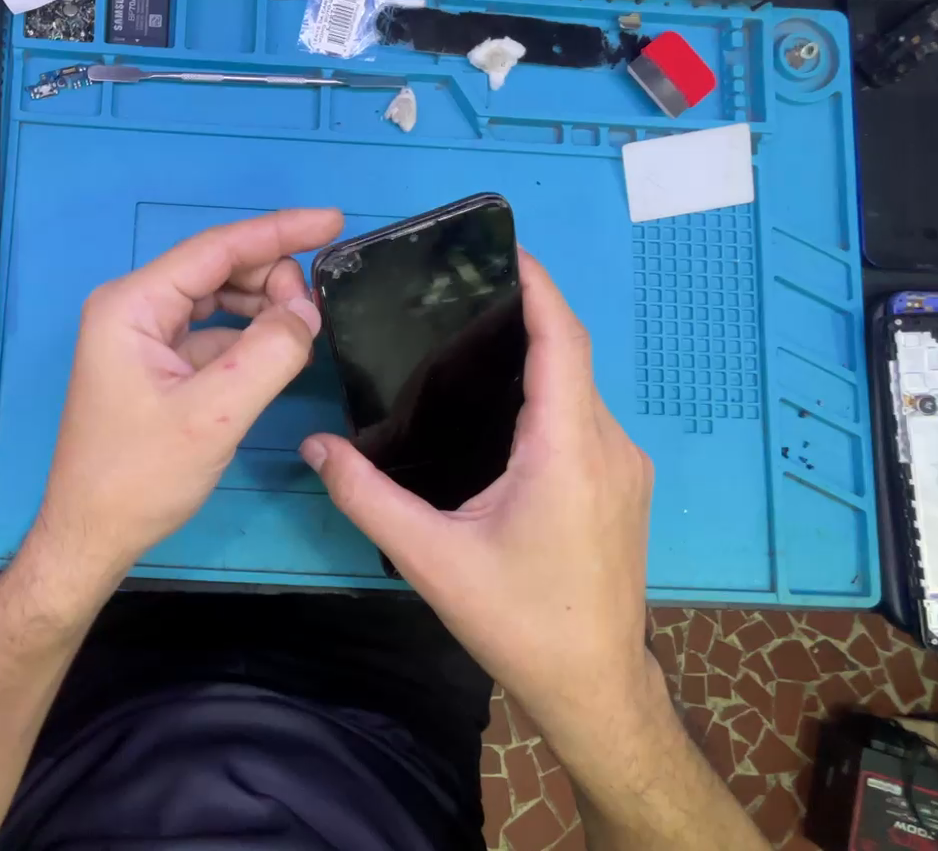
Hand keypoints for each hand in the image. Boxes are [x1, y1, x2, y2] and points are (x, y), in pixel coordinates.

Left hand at [32, 208, 345, 582]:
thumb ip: (269, 355)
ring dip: (262, 307)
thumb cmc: (141, 476)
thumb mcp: (213, 415)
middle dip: (271, 278)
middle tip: (316, 311)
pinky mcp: (154, 363)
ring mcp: (141, 336)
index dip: (278, 232)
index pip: (215, 250)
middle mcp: (132, 308)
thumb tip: (305, 311)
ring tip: (303, 330)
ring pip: (215, 299)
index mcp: (132, 305)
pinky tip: (276, 351)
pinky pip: (209, 332)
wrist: (92, 532)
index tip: (333, 220)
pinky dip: (246, 336)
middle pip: (216, 269)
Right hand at [299, 250, 658, 752]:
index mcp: (566, 451)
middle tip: (457, 292)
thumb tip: (314, 446)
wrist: (595, 688)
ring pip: (578, 388)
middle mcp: (607, 446)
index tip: (504, 249)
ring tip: (468, 336)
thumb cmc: (518, 619)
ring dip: (535, 353)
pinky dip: (546, 388)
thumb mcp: (429, 558)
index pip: (562, 344)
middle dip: (524, 313)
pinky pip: (581, 415)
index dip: (539, 289)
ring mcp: (622, 466)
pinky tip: (498, 403)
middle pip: (570, 358)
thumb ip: (366, 496)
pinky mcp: (621, 485)